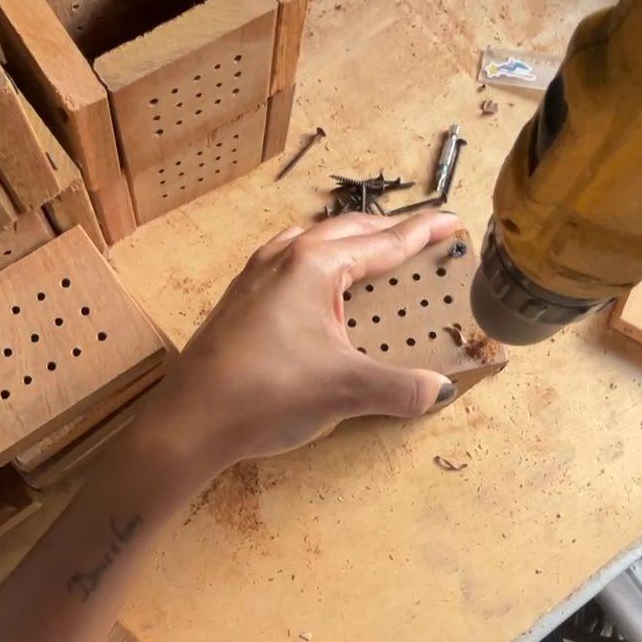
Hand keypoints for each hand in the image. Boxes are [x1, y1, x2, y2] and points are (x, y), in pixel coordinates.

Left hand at [132, 212, 461, 483]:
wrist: (190, 421)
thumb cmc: (267, 394)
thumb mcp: (345, 390)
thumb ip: (401, 389)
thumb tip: (440, 390)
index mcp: (314, 266)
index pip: (382, 243)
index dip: (421, 233)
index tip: (451, 221)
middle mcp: (283, 259)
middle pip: (346, 232)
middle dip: (386, 233)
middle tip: (419, 240)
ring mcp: (254, 276)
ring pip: (311, 243)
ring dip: (347, 244)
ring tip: (371, 259)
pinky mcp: (239, 300)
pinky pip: (288, 264)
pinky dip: (317, 264)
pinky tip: (317, 292)